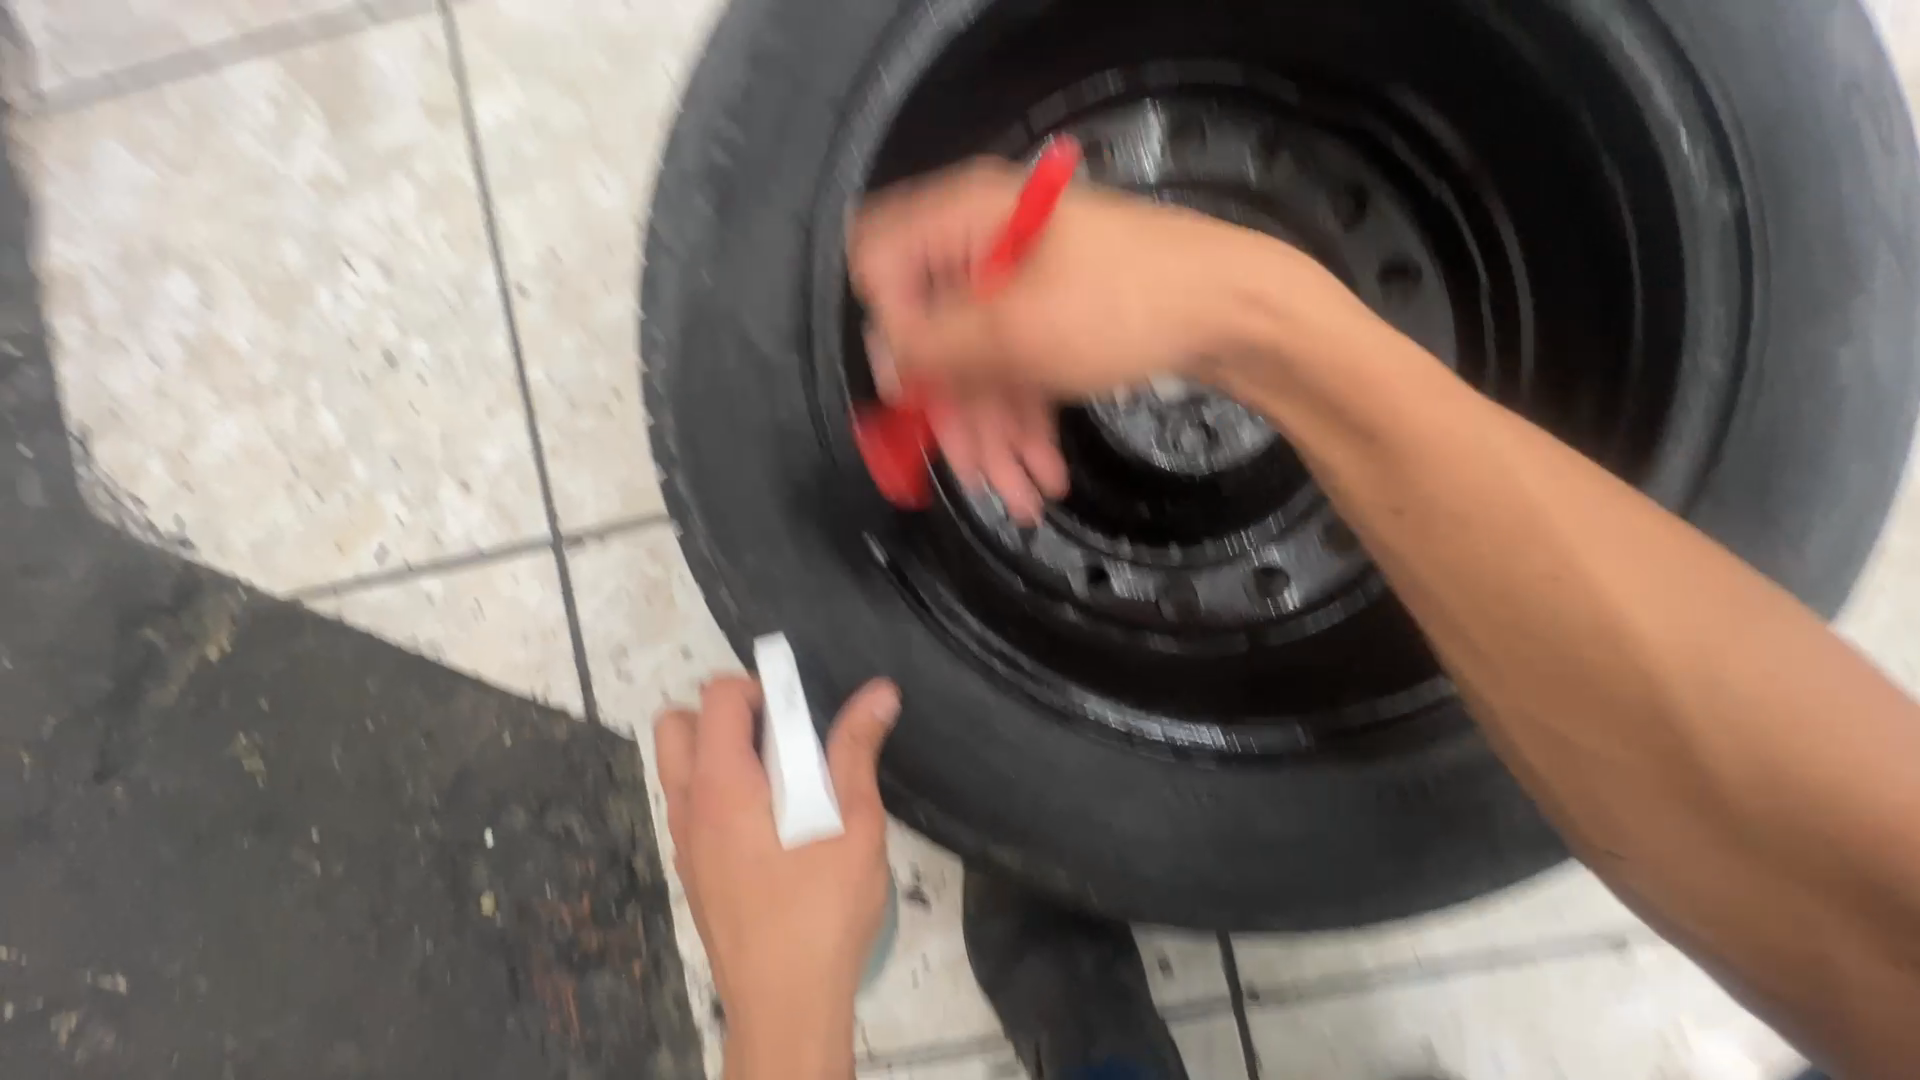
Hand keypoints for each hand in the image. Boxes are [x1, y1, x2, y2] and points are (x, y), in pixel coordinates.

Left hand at [654, 676, 901, 1079]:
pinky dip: (718, 792)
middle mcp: (690, 806)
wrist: (786, 1006)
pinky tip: (771, 827)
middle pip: (677, 724)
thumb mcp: (854, 823)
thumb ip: (856, 750)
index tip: (800, 713)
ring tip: (778, 781)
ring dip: (718, 753)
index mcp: (724, 784)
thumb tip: (880, 691)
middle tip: (780, 739)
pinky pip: (689, 806)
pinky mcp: (692, 872)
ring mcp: (684, 843)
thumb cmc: (823, 909)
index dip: (760, 687)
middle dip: (723, 714)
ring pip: (678, 768)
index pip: (718, 697)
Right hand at [850, 157, 1353, 516]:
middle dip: (961, 420)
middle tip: (978, 478)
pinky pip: (1019, 372)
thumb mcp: (1015, 332)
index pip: (884, 266)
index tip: (909, 394)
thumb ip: (934, 347)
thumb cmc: (1125, 306)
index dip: (889, 334)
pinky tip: (1042, 472)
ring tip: (1023, 497)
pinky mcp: (1055, 318)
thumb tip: (882, 362)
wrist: (1234, 313)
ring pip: (983, 369)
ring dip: (998, 439)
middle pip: (939, 340)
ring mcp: (1024, 285)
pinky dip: (1026, 423)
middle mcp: (988, 245)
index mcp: (968, 219)